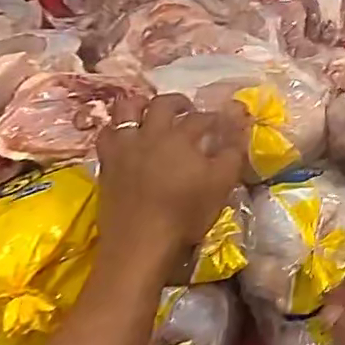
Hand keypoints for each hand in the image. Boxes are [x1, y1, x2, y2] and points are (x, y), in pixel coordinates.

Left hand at [95, 94, 246, 268]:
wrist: (140, 243)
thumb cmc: (185, 214)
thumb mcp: (221, 184)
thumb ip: (232, 153)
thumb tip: (239, 127)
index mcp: (181, 136)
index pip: (202, 118)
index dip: (215, 118)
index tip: (222, 124)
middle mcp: (151, 133)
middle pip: (162, 104)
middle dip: (178, 102)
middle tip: (187, 110)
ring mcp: (125, 147)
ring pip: (126, 110)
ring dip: (140, 106)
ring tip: (149, 115)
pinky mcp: (107, 163)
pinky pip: (106, 135)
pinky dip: (116, 130)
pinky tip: (125, 138)